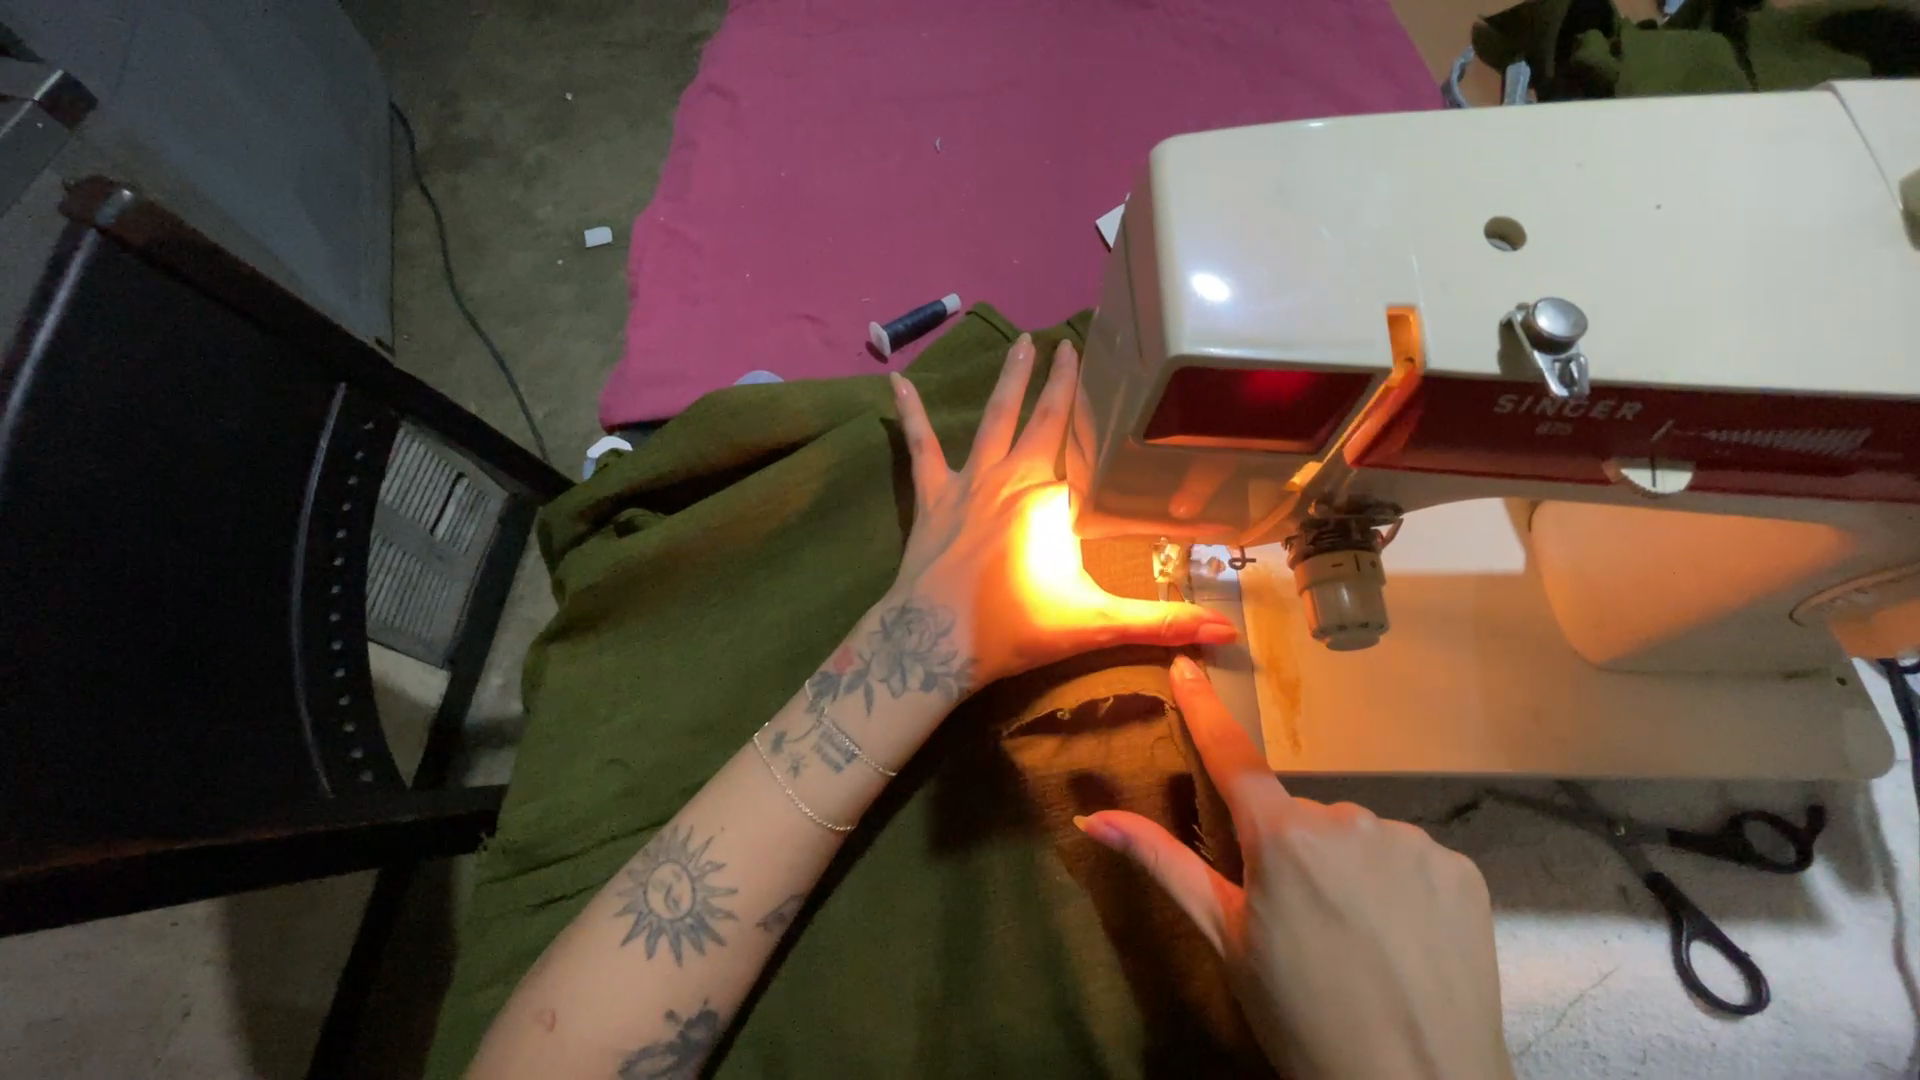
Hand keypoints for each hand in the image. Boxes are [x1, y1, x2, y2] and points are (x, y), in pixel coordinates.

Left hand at [887, 334, 1235, 688]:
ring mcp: (970, 481)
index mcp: (1055, 501)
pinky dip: (911, 413)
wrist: (933, 643)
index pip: (1093, 456)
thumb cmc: (1013, 629)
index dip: (1112, 427)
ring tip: (1021, 342)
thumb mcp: (1093, 624)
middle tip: (1071, 342)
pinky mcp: (933, 495)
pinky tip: (897, 382)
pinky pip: (921, 445)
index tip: (1131, 392)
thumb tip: (1228, 634)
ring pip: (994, 418)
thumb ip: (1159, 623)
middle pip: (1045, 419)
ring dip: (1010, 379)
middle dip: (1062, 382)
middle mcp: (1014, 477)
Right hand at [1076, 657, 1512, 1079]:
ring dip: (1345, 866)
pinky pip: (1408, 855)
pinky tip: (1401, 935)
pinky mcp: (1461, 868)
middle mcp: (1348, 818)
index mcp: (1282, 835)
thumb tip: (1090, 815)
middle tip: (1297, 917)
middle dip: (1289, 847)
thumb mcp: (1223, 937)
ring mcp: (1411, 839)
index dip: (1204, 710)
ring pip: (1356, 834)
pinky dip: (1395, 883)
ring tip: (1355, 935)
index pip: (1231, 755)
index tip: (1188, 665)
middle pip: (1300, 814)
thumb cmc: (1299, 1013)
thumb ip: (1161, 864)